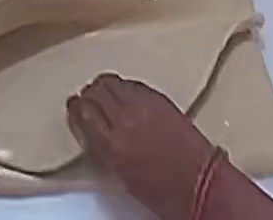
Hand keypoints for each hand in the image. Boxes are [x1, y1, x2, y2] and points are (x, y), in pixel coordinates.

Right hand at [67, 75, 218, 219]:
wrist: (199, 183)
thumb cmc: (164, 191)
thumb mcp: (121, 174)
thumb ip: (103, 147)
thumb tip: (93, 131)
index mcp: (111, 146)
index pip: (82, 113)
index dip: (75, 108)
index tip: (74, 108)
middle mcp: (123, 120)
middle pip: (95, 92)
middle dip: (88, 94)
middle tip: (87, 99)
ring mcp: (141, 104)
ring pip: (111, 81)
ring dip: (103, 86)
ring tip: (103, 92)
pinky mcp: (157, 96)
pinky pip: (131, 83)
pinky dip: (123, 86)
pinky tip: (124, 93)